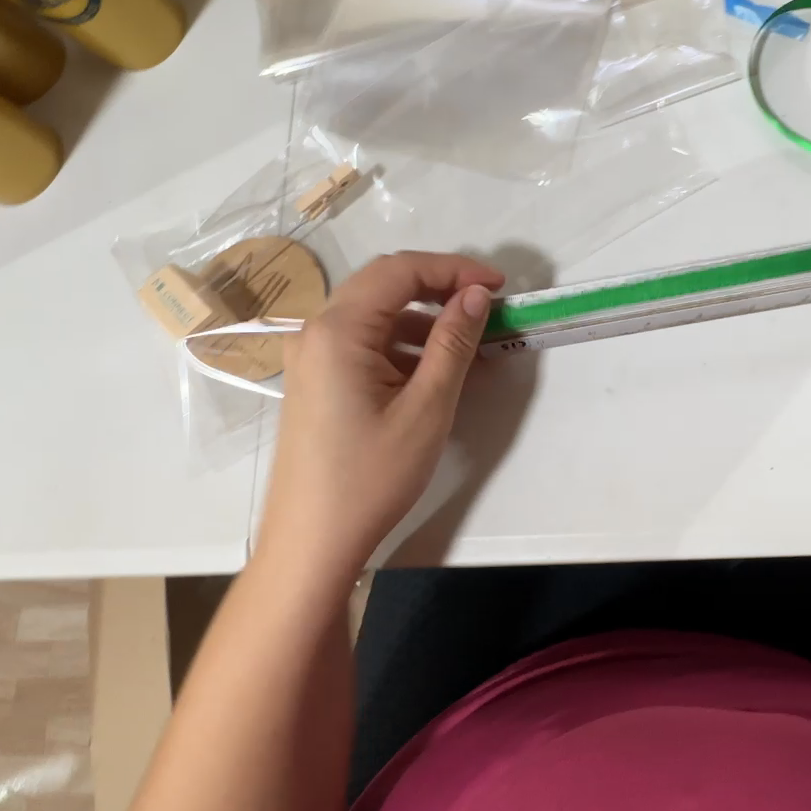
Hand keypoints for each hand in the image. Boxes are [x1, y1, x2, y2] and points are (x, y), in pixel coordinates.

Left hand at [258, 252, 504, 576]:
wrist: (313, 541)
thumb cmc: (372, 475)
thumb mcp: (427, 407)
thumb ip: (453, 342)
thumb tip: (477, 295)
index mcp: (338, 330)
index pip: (400, 271)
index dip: (454, 269)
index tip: (498, 285)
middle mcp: (316, 331)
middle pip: (383, 285)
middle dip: (439, 287)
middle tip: (486, 304)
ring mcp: (311, 357)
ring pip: (374, 315)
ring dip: (423, 318)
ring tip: (469, 343)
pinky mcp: (316, 380)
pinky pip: (363, 343)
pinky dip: (402, 345)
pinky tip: (433, 371)